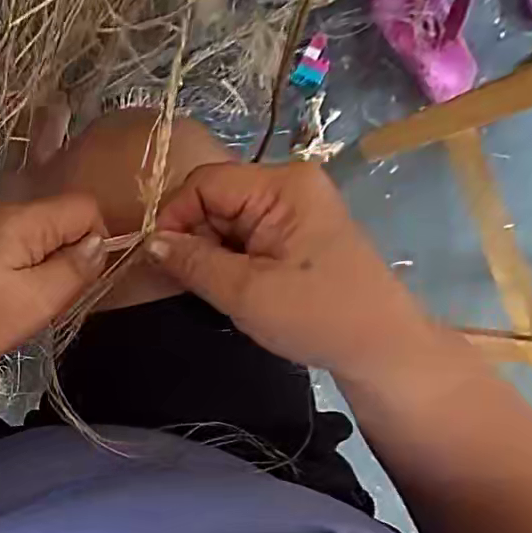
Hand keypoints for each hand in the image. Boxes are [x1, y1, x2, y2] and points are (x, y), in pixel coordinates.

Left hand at [0, 193, 107, 428]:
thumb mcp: (35, 303)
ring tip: (17, 311)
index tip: (79, 282)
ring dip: (38, 270)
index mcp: (16, 219)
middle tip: (46, 303)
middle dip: (64, 258)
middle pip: (53, 221)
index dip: (96, 240)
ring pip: (27, 240)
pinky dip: (10, 276)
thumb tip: (100, 242)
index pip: (82, 205)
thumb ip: (74, 268)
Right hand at [146, 160, 438, 377]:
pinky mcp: (294, 231)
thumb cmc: (317, 317)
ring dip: (209, 252)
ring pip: (224, 219)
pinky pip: (243, 234)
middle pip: (213, 198)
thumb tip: (150, 243)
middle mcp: (288, 185)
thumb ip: (192, 262)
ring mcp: (293, 208)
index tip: (160, 259)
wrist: (381, 348)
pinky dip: (227, 259)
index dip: (174, 217)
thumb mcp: (245, 292)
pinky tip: (233, 286)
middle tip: (190, 281)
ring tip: (216, 288)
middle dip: (193, 237)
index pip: (204, 183)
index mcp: (282, 186)